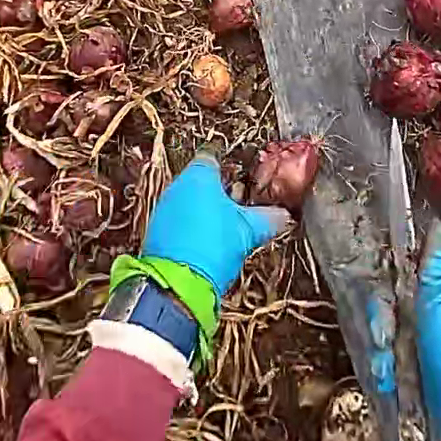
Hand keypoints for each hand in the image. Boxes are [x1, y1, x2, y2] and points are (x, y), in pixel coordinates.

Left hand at [141, 153, 289, 296]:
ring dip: (208, 209)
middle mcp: (178, 186)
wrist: (177, 286)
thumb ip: (269, 217)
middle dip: (222, 189)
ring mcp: (164, 209)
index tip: (246, 174)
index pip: (215, 155)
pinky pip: (180, 220)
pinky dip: (194, 226)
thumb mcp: (250, 228)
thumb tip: (283, 215)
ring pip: (191, 200)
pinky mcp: (157, 232)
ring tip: (229, 225)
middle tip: (243, 202)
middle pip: (203, 178)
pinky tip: (209, 242)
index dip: (233, 163)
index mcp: (199, 174)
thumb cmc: (213, 245)